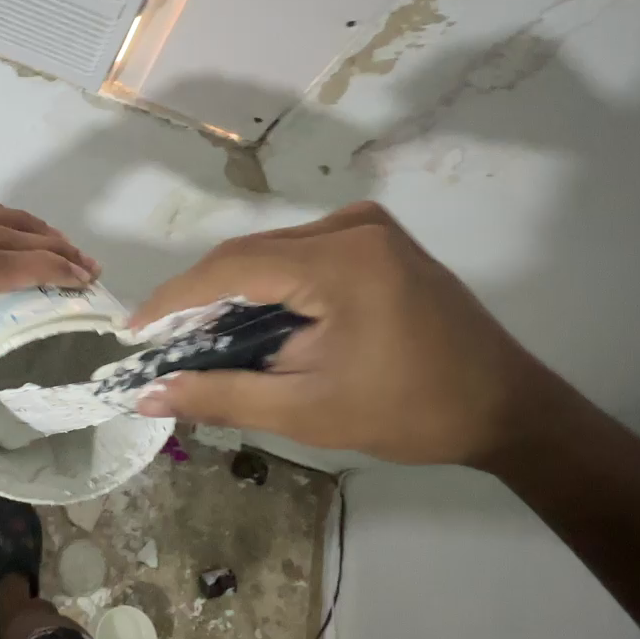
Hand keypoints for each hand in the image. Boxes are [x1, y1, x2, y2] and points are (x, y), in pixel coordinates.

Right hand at [129, 202, 564, 466]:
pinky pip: (297, 253)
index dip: (174, 299)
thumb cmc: (410, 413)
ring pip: (269, 252)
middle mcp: (351, 226)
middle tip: (164, 345)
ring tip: (199, 338)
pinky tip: (253, 321)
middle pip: (248, 255)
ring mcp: (366, 225)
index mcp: (342, 261)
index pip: (231, 268)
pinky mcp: (374, 236)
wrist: (505, 406)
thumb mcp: (308, 411)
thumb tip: (147, 394)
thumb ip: (221, 395)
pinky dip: (265, 284)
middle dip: (200, 299)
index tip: (133, 333)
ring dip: (231, 292)